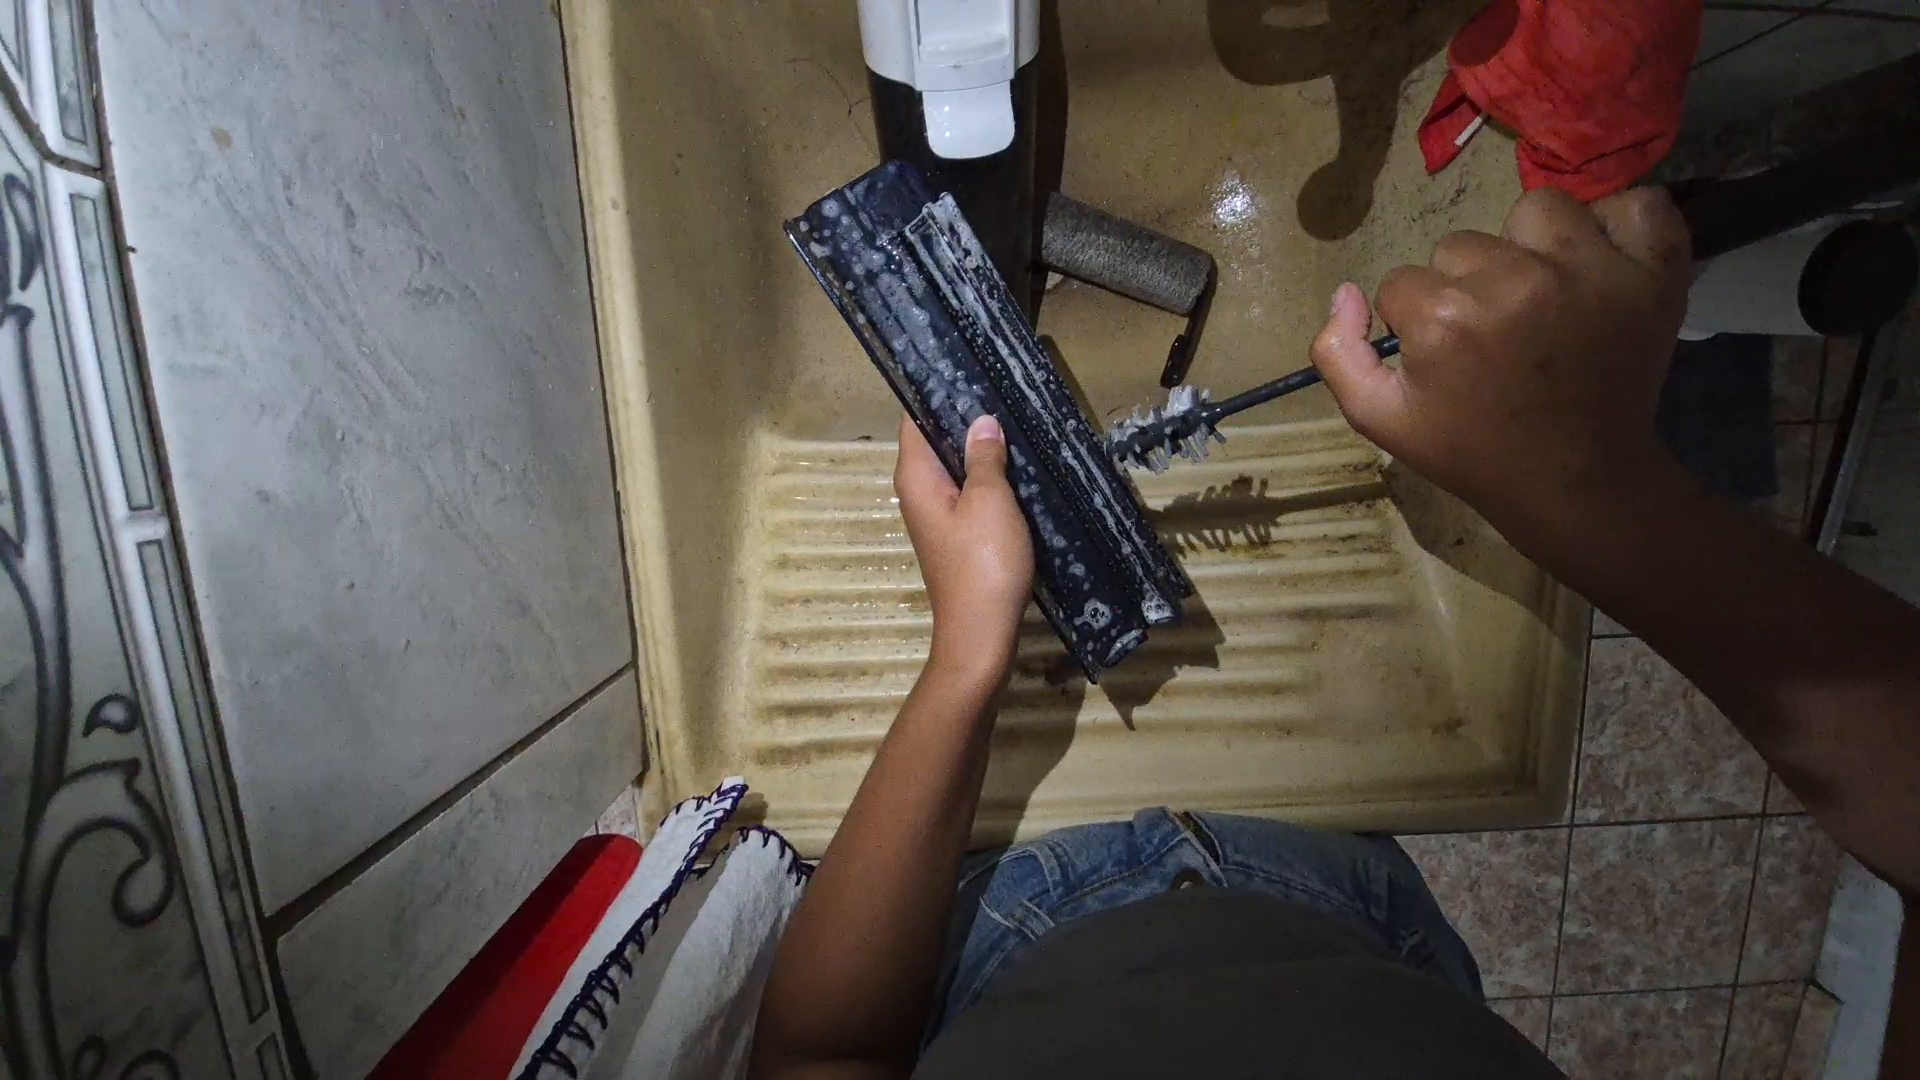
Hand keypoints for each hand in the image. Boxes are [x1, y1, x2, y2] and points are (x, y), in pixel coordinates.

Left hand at [894, 413, 1035, 683]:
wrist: (981, 631)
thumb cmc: (984, 562)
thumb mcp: (990, 500)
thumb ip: (984, 457)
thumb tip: (981, 421)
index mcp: (916, 476)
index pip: (915, 418)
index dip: (938, 391)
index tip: (969, 368)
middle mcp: (919, 491)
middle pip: (937, 440)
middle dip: (966, 418)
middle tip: (1003, 391)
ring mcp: (938, 514)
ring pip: (956, 467)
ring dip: (981, 449)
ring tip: (1015, 420)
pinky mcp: (958, 533)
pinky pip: (969, 492)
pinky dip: (988, 477)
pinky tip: (1017, 466)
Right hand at [1310, 187, 1692, 536]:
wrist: (1569, 477)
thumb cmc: (1464, 449)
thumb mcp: (1376, 417)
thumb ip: (1338, 353)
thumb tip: (1346, 293)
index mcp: (1443, 319)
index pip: (1399, 282)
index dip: (1407, 319)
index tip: (1433, 354)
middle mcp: (1515, 281)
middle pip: (1459, 245)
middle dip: (1459, 284)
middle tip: (1484, 333)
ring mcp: (1591, 269)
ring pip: (1535, 212)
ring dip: (1526, 244)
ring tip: (1535, 292)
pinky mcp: (1654, 269)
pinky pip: (1634, 205)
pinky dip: (1612, 227)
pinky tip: (1594, 265)